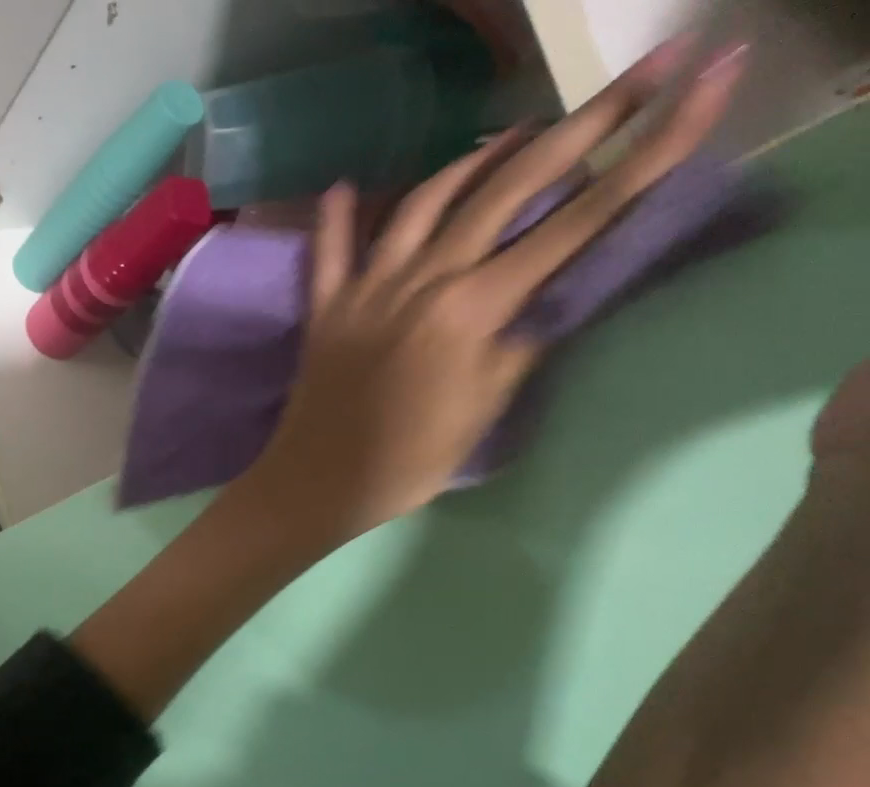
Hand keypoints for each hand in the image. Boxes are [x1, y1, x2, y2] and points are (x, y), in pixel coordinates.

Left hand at [248, 37, 746, 541]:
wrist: (320, 482)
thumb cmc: (411, 458)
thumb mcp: (488, 403)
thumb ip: (521, 340)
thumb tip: (550, 292)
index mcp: (471, 308)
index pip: (569, 224)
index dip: (636, 161)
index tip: (681, 102)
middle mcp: (419, 282)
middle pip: (501, 192)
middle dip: (569, 132)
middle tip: (618, 89)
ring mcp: (364, 290)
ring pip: (419, 205)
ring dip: (469, 162)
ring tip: (511, 135)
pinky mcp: (322, 307)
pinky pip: (327, 252)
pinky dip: (337, 217)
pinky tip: (345, 185)